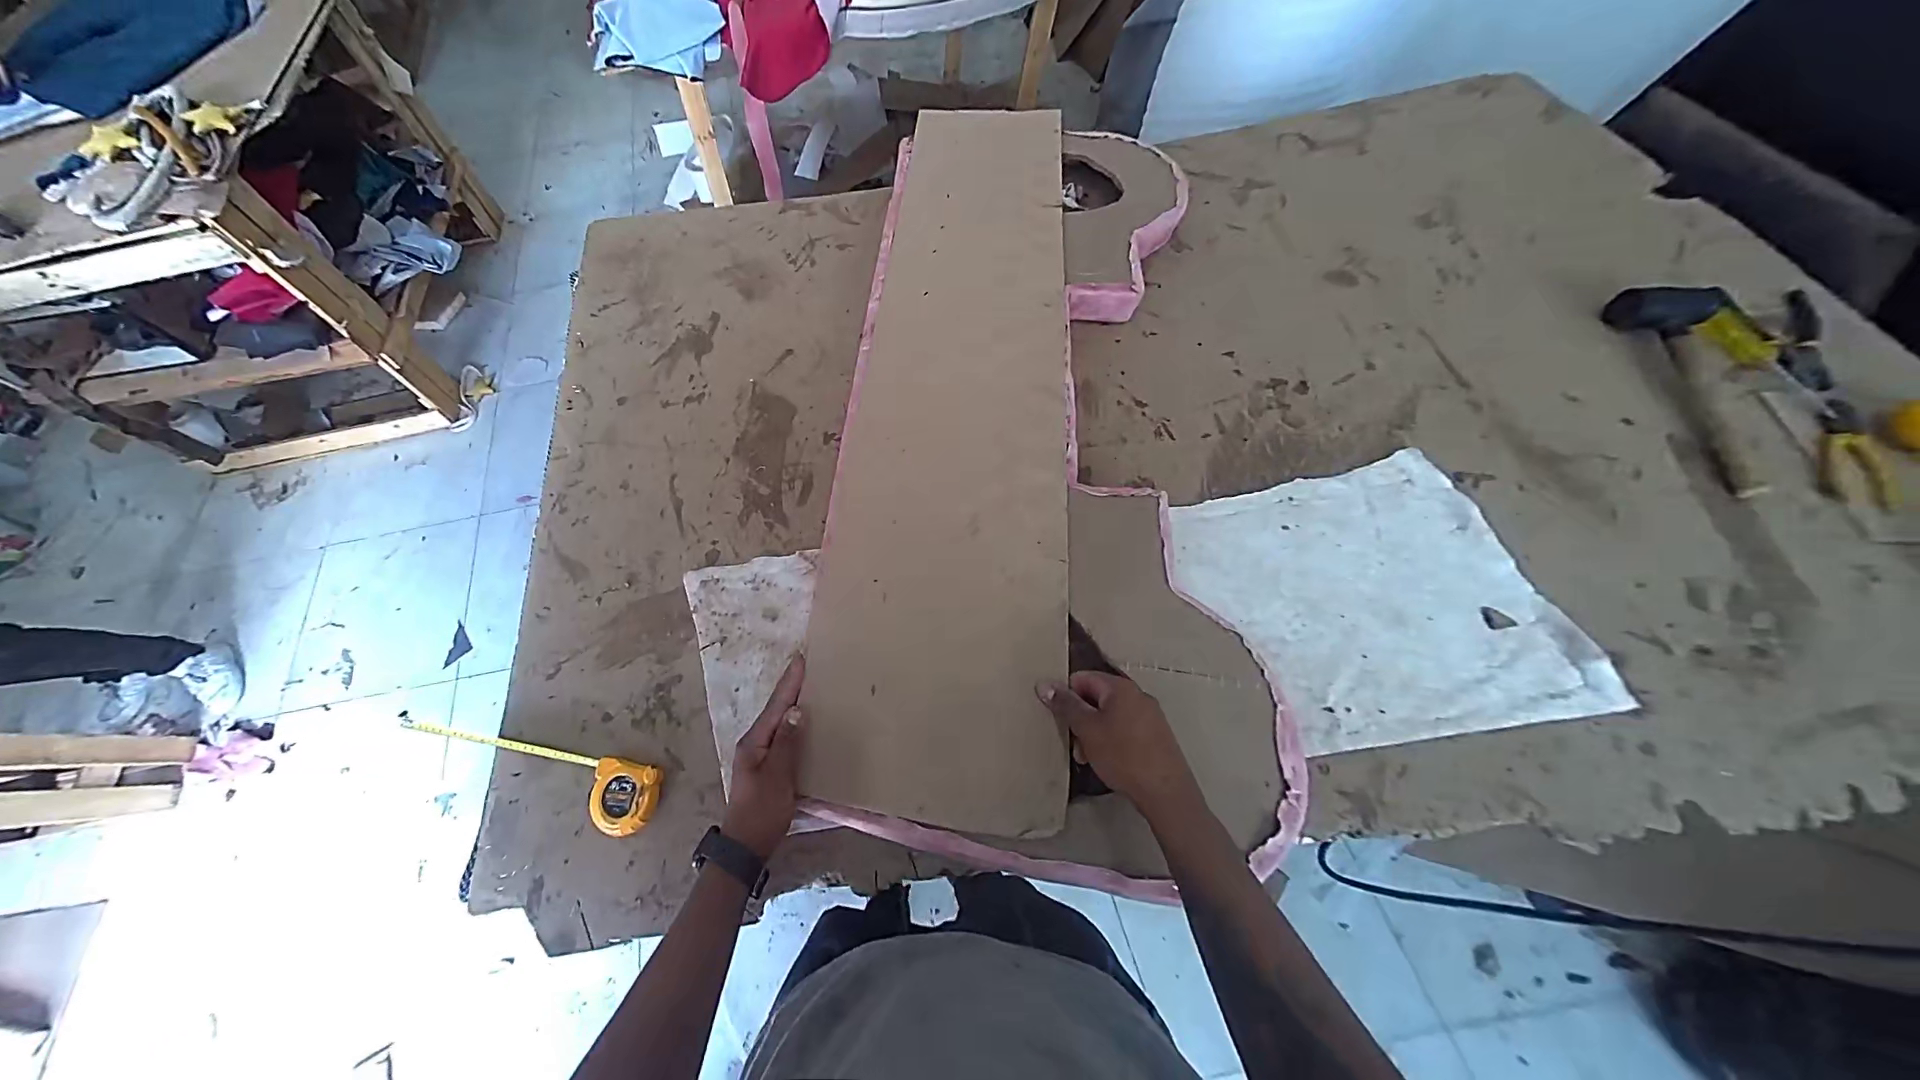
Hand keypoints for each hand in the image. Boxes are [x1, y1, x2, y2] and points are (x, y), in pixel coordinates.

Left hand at [723, 654, 806, 859]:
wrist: (747, 846)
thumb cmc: (763, 811)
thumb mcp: (777, 777)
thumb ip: (787, 743)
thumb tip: (797, 709)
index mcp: (754, 741)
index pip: (776, 705)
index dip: (790, 682)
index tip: (801, 658)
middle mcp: (755, 743)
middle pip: (776, 709)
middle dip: (792, 687)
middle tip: (809, 666)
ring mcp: (760, 755)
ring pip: (780, 722)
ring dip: (794, 703)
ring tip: (811, 686)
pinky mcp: (769, 766)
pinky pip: (784, 736)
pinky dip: (795, 723)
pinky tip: (807, 721)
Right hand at [1037, 671, 1204, 823]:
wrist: (1165, 791)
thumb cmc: (1122, 755)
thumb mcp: (1087, 729)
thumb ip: (1065, 705)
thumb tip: (1044, 683)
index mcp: (1121, 687)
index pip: (1082, 678)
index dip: (1066, 696)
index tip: (1060, 719)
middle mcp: (1138, 695)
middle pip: (1097, 697)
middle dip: (1080, 719)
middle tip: (1074, 744)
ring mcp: (1150, 716)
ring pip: (1110, 716)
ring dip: (1093, 733)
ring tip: (1088, 757)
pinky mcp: (1156, 736)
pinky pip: (1125, 729)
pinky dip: (1111, 740)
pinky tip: (1108, 762)